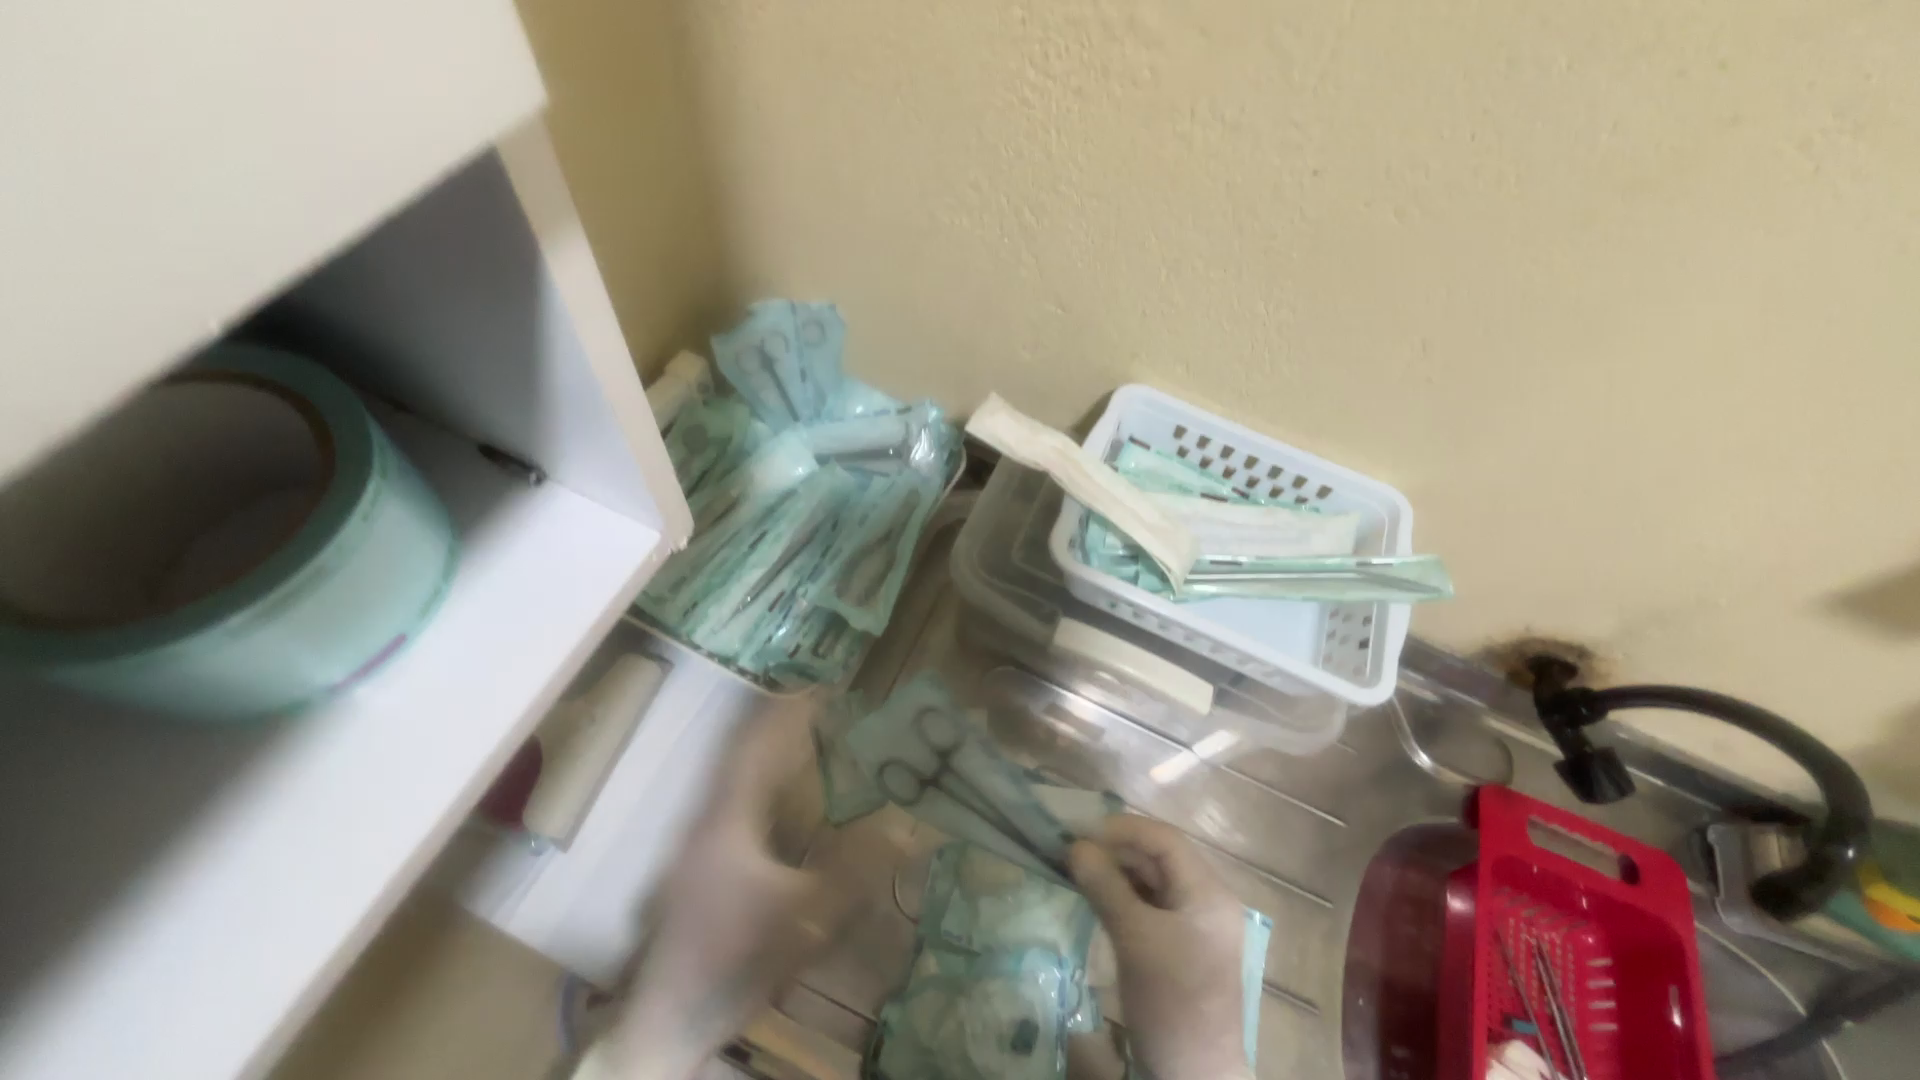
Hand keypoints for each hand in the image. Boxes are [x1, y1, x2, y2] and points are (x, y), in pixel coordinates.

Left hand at [590, 705, 894, 1079]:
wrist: (666, 1022)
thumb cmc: (734, 963)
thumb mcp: (807, 920)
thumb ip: (858, 872)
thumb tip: (909, 827)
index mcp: (725, 819)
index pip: (755, 744)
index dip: (788, 711)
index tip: (824, 686)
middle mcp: (705, 819)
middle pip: (743, 754)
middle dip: (782, 725)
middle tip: (828, 708)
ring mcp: (697, 843)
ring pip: (735, 779)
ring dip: (771, 754)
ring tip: (813, 740)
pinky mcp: (699, 866)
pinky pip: (734, 804)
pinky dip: (763, 786)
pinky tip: (786, 801)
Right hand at [1068, 815, 1250, 1079]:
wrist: (1193, 1074)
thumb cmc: (1171, 1000)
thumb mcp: (1135, 938)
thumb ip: (1106, 887)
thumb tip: (1075, 846)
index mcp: (1208, 892)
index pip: (1165, 839)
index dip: (1122, 829)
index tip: (1079, 832)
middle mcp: (1206, 901)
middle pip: (1158, 859)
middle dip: (1115, 850)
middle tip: (1069, 851)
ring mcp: (1194, 926)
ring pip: (1151, 883)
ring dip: (1115, 874)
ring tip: (1074, 871)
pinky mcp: (1179, 948)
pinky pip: (1149, 908)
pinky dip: (1122, 898)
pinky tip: (1094, 898)